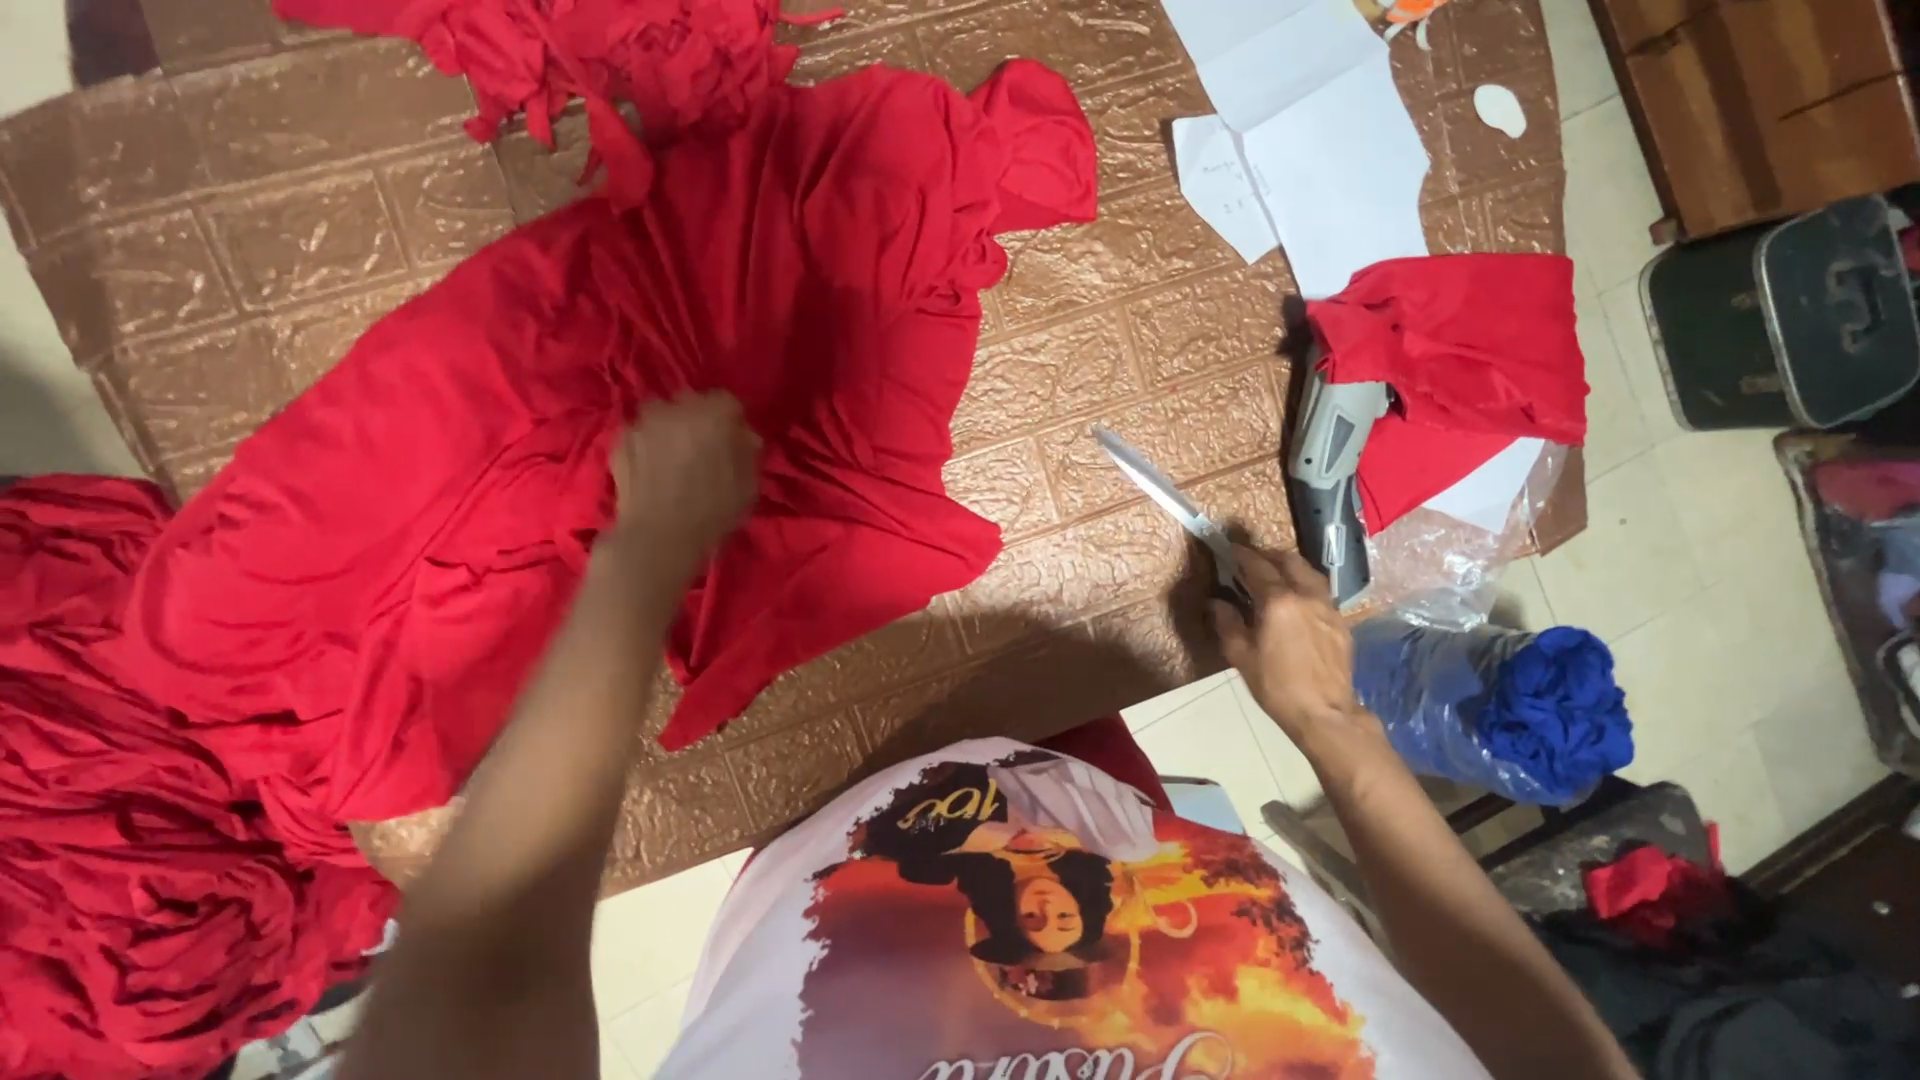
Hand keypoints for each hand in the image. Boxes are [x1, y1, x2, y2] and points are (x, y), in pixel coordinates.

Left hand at [608, 392, 758, 570]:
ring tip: (673, 454)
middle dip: (698, 418)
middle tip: (704, 447)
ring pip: (660, 413)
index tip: (735, 441)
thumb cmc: (713, 511)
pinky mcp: (618, 441)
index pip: (728, 401)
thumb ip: (748, 452)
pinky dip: (646, 443)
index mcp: (712, 414)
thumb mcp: (749, 485)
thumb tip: (743, 437)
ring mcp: (642, 423)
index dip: (733, 420)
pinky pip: (639, 433)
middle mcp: (675, 409)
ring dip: (668, 426)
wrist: (658, 536)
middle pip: (690, 402)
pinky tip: (651, 468)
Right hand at [1211, 544, 1387, 765]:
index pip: (1258, 566)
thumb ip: (1227, 623)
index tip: (1230, 548)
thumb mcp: (1241, 656)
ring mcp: (1328, 607)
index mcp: (1278, 601)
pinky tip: (1298, 599)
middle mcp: (1306, 596)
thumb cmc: (1276, 686)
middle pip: (1289, 561)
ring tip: (1276, 573)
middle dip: (1269, 555)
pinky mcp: (1340, 622)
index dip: (1242, 555)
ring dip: (1290, 567)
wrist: (1324, 712)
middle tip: (1252, 559)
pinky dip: (1306, 585)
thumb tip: (1217, 603)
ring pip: (1310, 573)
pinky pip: (1322, 592)